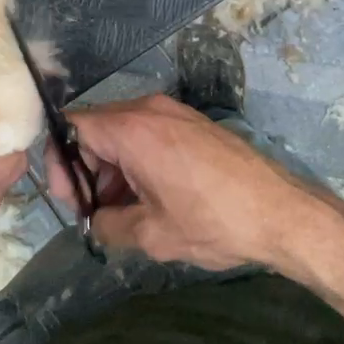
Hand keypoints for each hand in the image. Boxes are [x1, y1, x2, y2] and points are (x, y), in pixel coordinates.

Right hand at [46, 95, 328, 271]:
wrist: (282, 212)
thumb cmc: (214, 221)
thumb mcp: (153, 234)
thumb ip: (109, 225)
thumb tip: (95, 222)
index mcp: (132, 129)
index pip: (72, 127)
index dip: (62, 161)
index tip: (71, 198)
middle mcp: (148, 109)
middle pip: (96, 127)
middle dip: (87, 168)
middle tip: (94, 209)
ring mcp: (173, 112)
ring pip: (122, 131)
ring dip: (113, 167)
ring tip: (125, 210)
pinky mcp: (191, 122)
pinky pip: (147, 131)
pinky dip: (137, 159)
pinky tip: (151, 195)